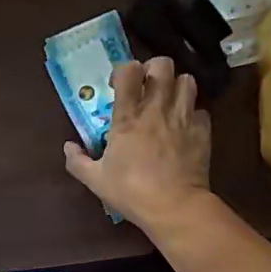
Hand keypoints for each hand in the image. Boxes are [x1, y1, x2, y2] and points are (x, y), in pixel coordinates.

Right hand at [63, 57, 212, 231]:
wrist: (174, 206)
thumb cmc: (131, 192)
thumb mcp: (95, 180)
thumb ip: (78, 161)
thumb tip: (68, 146)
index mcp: (128, 117)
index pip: (128, 72)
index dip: (123, 71)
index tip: (119, 85)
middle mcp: (157, 108)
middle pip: (162, 65)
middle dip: (154, 69)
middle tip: (147, 86)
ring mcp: (183, 117)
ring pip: (187, 80)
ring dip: (176, 87)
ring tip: (168, 102)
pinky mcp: (202, 130)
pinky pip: (201, 110)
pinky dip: (192, 114)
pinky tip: (184, 127)